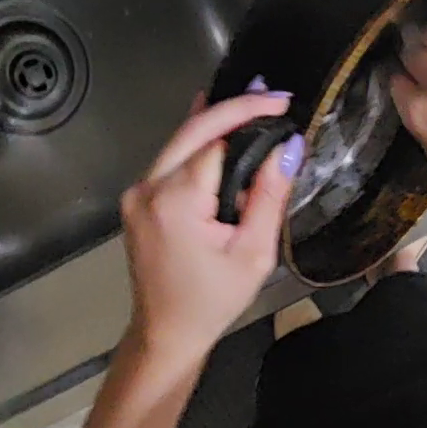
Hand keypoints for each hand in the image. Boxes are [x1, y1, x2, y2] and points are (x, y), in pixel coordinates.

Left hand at [120, 90, 302, 371]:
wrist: (166, 331)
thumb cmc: (213, 301)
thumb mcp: (254, 253)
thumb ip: (270, 196)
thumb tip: (289, 146)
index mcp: (176, 201)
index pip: (217, 140)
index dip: (251, 117)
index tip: (283, 106)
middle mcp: (148, 188)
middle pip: (192, 130)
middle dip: (233, 108)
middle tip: (271, 96)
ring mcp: (137, 193)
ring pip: (178, 142)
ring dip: (214, 124)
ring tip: (254, 107)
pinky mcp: (137, 200)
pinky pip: (170, 160)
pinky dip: (197, 145)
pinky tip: (218, 129)